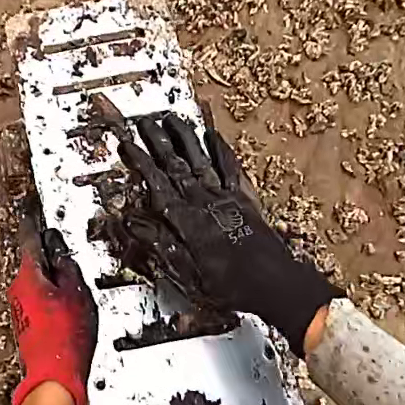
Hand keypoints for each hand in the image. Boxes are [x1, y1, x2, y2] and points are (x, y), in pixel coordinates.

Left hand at [8, 227, 97, 404]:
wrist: (53, 375)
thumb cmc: (64, 337)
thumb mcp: (76, 293)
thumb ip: (67, 267)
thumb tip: (59, 252)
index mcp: (29, 276)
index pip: (30, 241)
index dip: (35, 225)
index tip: (34, 213)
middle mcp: (18, 289)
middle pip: (35, 264)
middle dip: (51, 259)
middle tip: (70, 257)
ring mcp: (19, 307)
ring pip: (38, 283)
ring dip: (53, 282)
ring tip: (74, 292)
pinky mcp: (25, 322)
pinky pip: (39, 300)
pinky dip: (51, 299)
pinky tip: (67, 310)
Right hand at [97, 102, 341, 353]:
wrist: (277, 285)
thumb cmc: (230, 285)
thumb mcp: (187, 273)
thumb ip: (159, 243)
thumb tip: (130, 221)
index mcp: (186, 220)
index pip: (157, 183)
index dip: (140, 161)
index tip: (127, 143)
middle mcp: (204, 202)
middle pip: (176, 165)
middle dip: (158, 141)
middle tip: (145, 121)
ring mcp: (226, 197)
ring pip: (200, 160)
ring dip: (185, 138)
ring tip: (172, 119)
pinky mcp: (245, 199)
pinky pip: (231, 168)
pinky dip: (221, 149)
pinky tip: (212, 135)